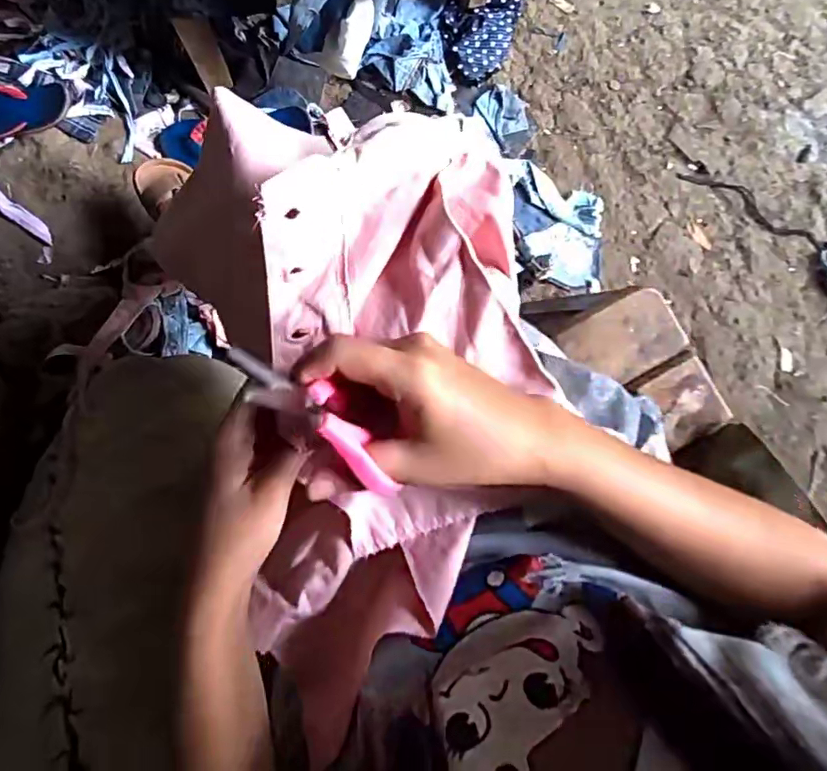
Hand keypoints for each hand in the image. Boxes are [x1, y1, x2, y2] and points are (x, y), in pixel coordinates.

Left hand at [192, 395, 308, 601]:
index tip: (317, 379)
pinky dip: (288, 438)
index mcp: (230, 436)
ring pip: (267, 424)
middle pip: (262, 404)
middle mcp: (229, 439)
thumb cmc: (242, 533)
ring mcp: (236, 456)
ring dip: (292, 420)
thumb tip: (320, 415)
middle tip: (330, 398)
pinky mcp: (244, 472)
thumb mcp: (274, 488)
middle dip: (293, 400)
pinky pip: (268, 442)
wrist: (218, 580)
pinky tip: (313, 442)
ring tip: (327, 415)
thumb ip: (296, 448)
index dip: (285, 381)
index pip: (255, 389)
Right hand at [293, 334, 579, 494]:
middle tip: (321, 429)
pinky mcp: (430, 355)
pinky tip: (376, 420)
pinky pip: (385, 364)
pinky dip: (369, 388)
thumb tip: (309, 482)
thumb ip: (355, 466)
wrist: (531, 436)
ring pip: (366, 359)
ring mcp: (423, 346)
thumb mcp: (412, 464)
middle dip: (327, 388)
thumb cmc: (475, 452)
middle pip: (350, 354)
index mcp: (406, 366)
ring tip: (349, 431)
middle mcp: (411, 344)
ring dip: (348, 391)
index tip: (295, 402)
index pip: (339, 350)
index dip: (308, 370)